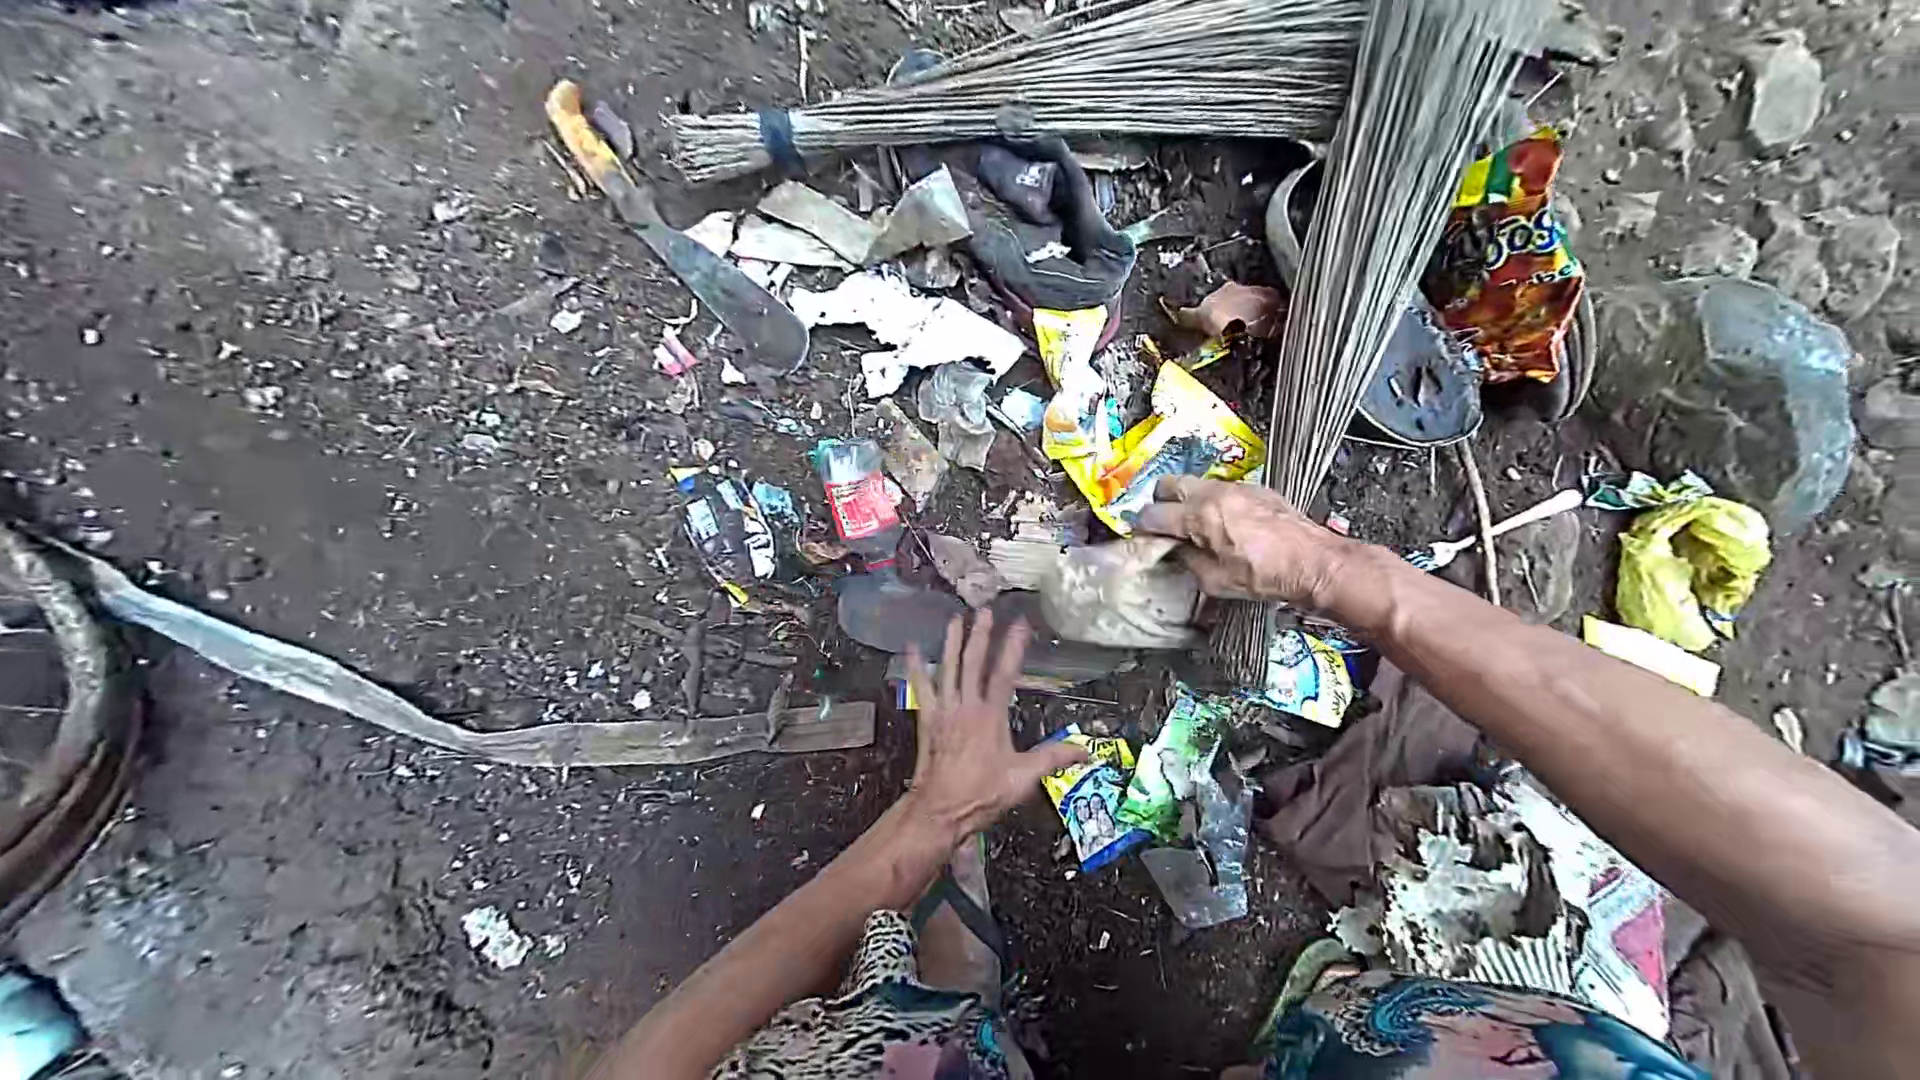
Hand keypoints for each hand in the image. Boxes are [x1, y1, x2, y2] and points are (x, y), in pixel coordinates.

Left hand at [903, 611, 1086, 839]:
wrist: (940, 809)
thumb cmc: (982, 793)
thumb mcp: (1023, 778)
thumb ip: (1054, 758)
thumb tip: (1086, 750)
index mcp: (991, 715)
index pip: (1005, 673)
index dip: (1013, 647)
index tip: (1020, 624)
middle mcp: (966, 705)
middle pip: (973, 662)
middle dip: (980, 634)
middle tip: (984, 611)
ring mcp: (944, 709)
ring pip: (947, 668)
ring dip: (951, 642)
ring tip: (955, 619)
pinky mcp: (927, 718)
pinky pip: (921, 687)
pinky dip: (916, 667)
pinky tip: (912, 648)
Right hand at [1133, 475, 1350, 607]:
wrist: (1314, 563)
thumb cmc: (1267, 575)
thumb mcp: (1214, 581)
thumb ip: (1186, 560)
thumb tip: (1174, 550)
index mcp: (1199, 515)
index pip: (1152, 514)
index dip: (1143, 528)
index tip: (1144, 538)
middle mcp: (1214, 494)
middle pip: (1167, 485)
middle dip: (1160, 504)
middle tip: (1164, 525)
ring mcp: (1235, 487)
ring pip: (1195, 484)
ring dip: (1186, 502)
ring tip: (1194, 526)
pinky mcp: (1254, 489)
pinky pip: (1220, 489)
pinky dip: (1211, 502)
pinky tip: (1221, 524)